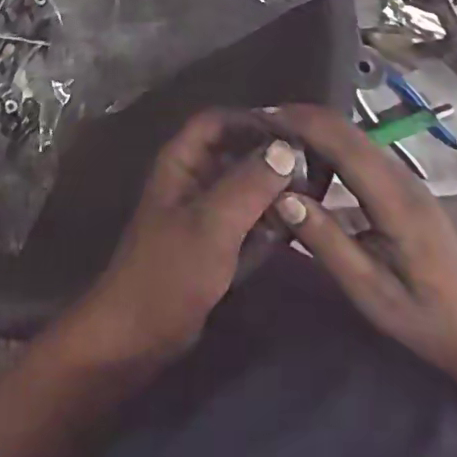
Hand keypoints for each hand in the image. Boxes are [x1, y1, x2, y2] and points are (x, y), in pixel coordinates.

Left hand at [62, 110, 301, 363]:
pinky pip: (248, 220)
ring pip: (246, 187)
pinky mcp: (215, 244)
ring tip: (319, 192)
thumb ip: (248, 184)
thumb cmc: (169, 272)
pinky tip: (301, 224)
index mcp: (181, 163)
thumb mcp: (212, 224)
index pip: (218, 121)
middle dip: (272, 155)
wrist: (138, 336)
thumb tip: (287, 147)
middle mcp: (193, 180)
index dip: (253, 119)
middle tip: (319, 163)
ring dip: (276, 189)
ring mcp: (205, 213)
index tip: (296, 131)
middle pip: (236, 152)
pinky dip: (270, 219)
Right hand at [263, 104, 456, 371]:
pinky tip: (303, 159)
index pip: (342, 141)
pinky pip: (357, 150)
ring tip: (271, 139)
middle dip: (300, 118)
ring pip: (351, 135)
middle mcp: (401, 176)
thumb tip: (280, 197)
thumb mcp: (368, 290)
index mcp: (395, 199)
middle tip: (255, 127)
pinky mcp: (401, 185)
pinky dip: (325, 143)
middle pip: (346, 128)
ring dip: (311, 128)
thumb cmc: (422, 316)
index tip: (259, 120)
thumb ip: (325, 241)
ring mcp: (404, 178)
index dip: (300, 123)